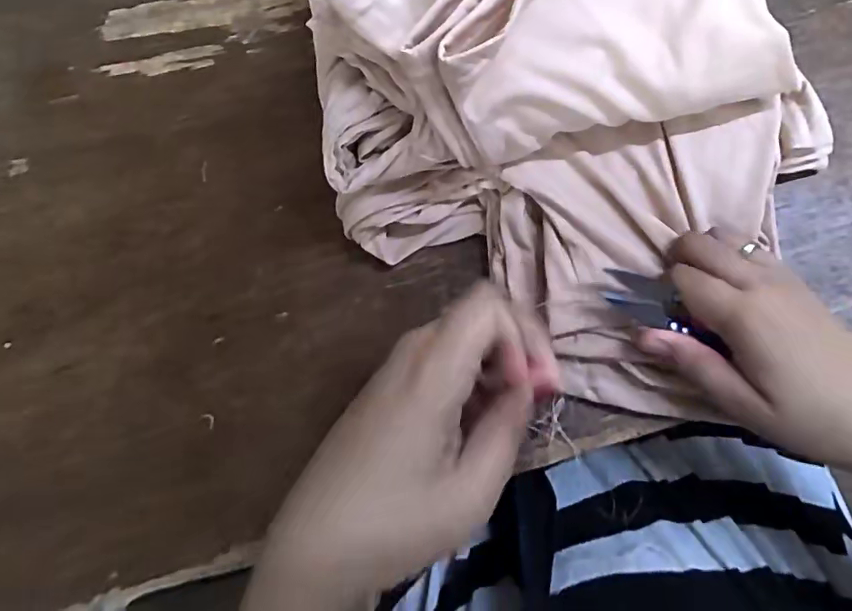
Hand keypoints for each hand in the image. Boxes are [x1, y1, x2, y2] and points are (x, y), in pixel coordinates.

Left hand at [242, 283, 560, 609]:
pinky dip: (474, 374)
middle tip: (538, 396)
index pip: (489, 304)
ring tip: (509, 415)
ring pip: (465, 333)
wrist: (313, 548)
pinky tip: (476, 420)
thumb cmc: (395, 524)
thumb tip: (530, 384)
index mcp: (431, 367)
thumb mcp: (471, 492)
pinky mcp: (390, 380)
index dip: (523, 335)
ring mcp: (397, 362)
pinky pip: (445, 354)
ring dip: (499, 363)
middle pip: (480, 313)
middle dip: (519, 346)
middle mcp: (413, 348)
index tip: (533, 387)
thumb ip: (509, 426)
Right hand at [634, 231, 851, 476]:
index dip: (665, 292)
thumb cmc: (805, 418)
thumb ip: (692, 363)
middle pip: (699, 242)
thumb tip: (639, 333)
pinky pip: (750, 244)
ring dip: (703, 251)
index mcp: (743, 313)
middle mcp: (758, 280)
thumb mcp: (743, 405)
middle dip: (676, 259)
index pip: (683, 275)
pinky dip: (729, 251)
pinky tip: (734, 288)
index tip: (670, 319)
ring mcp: (780, 273)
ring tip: (704, 290)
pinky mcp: (794, 276)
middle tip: (677, 299)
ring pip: (724, 235)